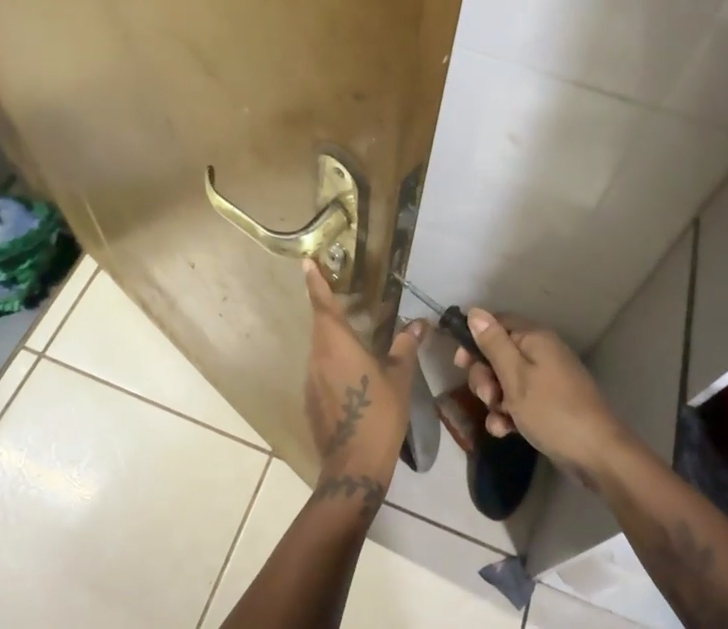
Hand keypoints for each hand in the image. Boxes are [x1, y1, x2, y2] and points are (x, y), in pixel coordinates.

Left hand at [301, 259, 426, 507]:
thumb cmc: (380, 414)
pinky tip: (354, 375)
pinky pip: (321, 371)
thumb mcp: (399, 377)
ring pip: (321, 349)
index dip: (315, 282)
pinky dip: (334, 364)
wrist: (354, 466)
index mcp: (335, 344)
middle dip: (330, 309)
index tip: (307, 262)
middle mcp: (317, 357)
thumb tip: (420, 323)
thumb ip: (406, 346)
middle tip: (348, 298)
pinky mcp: (311, 400)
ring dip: (335, 340)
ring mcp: (310, 380)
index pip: (322, 304)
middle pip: (321, 326)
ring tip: (358, 337)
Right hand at [456, 309, 632, 477]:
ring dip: (495, 399)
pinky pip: (519, 401)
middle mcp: (541, 353)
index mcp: (535, 338)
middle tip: (487, 396)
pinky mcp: (547, 404)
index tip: (460, 362)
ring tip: (499, 417)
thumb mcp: (515, 376)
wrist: (595, 453)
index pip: (497, 323)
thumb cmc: (551, 409)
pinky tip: (504, 431)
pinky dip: (508, 414)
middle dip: (484, 376)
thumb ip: (493, 343)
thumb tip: (475, 311)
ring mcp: (545, 380)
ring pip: (505, 381)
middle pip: (498, 354)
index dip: (476, 339)